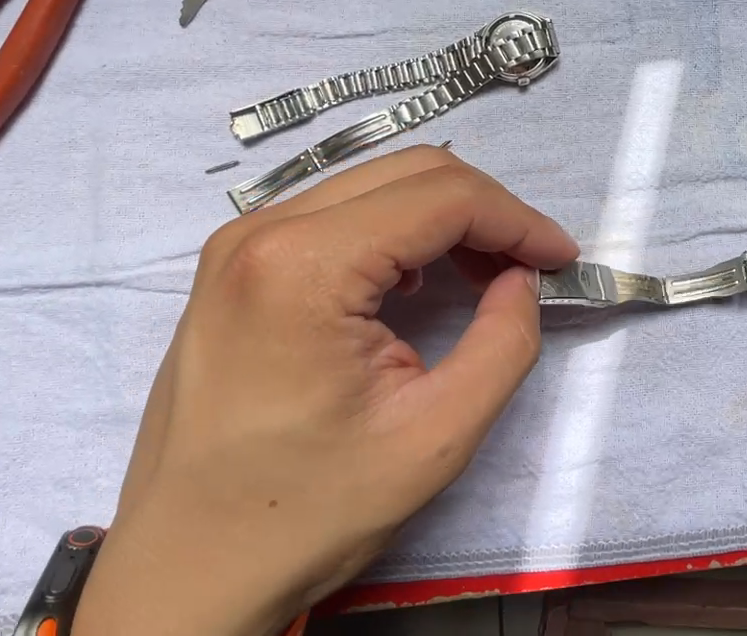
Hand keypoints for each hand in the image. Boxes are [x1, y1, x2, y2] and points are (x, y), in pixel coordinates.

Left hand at [74, 146, 576, 635]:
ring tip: (489, 273)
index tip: (562, 259)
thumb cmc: (308, 511)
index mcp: (304, 265)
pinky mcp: (239, 263)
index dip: (518, 220)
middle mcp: (264, 229)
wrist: (184, 572)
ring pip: (379, 185)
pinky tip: (421, 281)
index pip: (443, 198)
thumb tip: (521, 279)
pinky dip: (403, 231)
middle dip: (488, 211)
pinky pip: (344, 213)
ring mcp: (242, 241)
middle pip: (413, 173)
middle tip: (531, 266)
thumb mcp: (436, 436)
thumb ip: (505, 342)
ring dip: (447, 218)